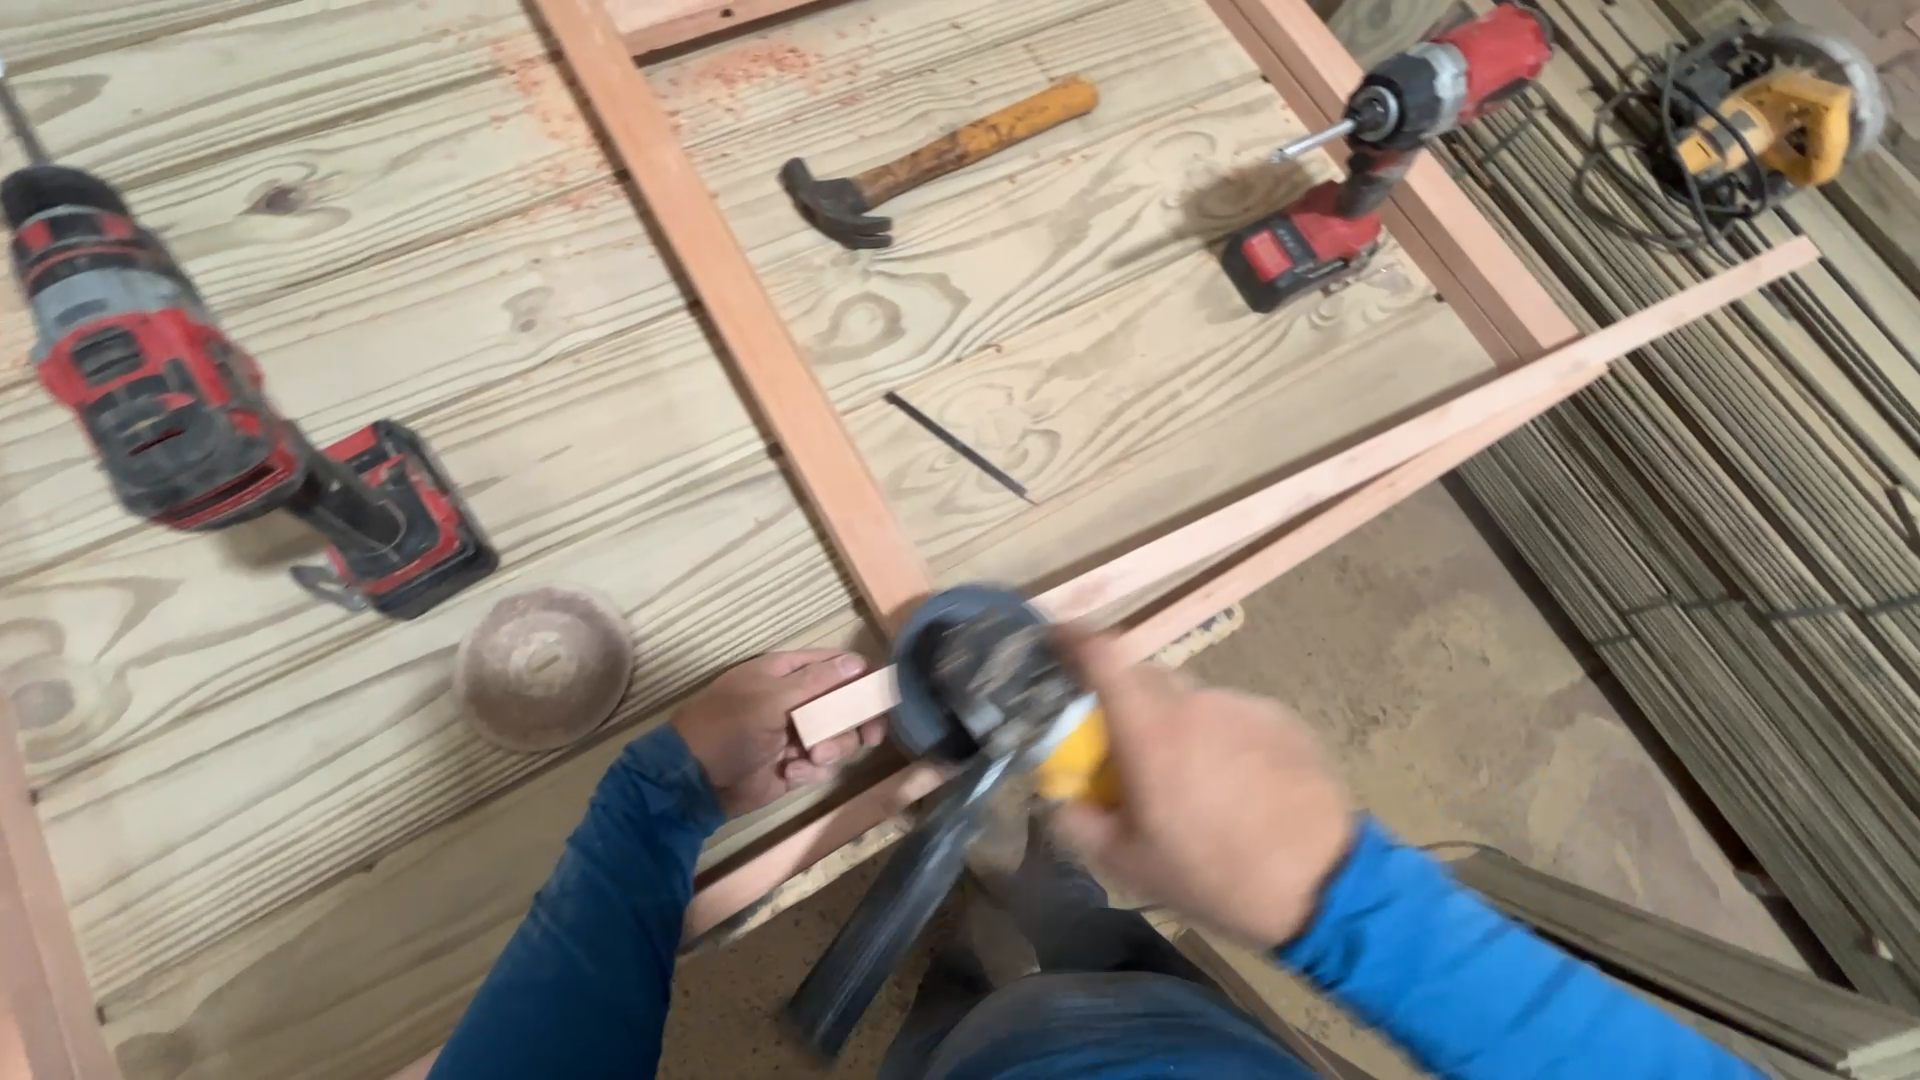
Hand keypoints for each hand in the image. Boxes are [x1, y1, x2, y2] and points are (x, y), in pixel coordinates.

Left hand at [671, 650, 884, 817]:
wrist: (695, 782)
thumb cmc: (729, 727)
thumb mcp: (771, 698)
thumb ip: (816, 681)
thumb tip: (856, 662)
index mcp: (785, 674)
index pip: (833, 665)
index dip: (859, 675)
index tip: (880, 691)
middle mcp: (795, 701)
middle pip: (844, 704)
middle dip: (856, 720)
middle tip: (871, 735)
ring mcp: (796, 735)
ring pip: (838, 737)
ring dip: (831, 748)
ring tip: (810, 756)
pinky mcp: (795, 766)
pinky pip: (822, 765)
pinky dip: (810, 770)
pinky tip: (789, 772)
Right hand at [1049, 628, 1355, 947]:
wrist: (1327, 887)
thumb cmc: (1215, 874)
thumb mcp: (1128, 865)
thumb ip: (1078, 824)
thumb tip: (1061, 798)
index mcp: (1148, 728)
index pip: (1101, 654)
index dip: (1072, 638)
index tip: (1055, 639)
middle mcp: (1194, 701)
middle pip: (1142, 679)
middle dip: (1123, 703)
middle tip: (1126, 751)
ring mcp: (1242, 705)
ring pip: (1189, 700)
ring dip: (1175, 725)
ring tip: (1192, 781)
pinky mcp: (1281, 719)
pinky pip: (1231, 715)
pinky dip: (1218, 737)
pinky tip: (1237, 785)